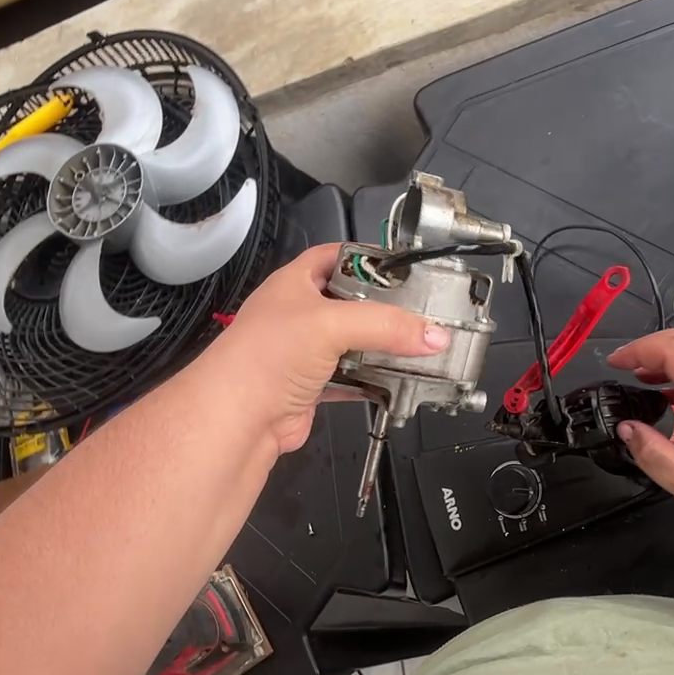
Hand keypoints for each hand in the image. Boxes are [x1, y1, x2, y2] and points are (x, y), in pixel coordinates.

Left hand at [194, 244, 450, 453]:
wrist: (239, 417)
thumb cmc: (267, 356)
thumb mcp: (331, 324)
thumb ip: (387, 326)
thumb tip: (434, 336)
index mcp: (295, 284)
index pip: (334, 256)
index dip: (366, 257)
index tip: (402, 267)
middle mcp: (298, 315)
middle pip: (350, 304)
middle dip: (383, 309)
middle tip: (419, 313)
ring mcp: (304, 353)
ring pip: (352, 345)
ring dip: (380, 349)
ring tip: (417, 348)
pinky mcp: (311, 387)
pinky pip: (351, 380)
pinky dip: (372, 382)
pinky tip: (395, 383)